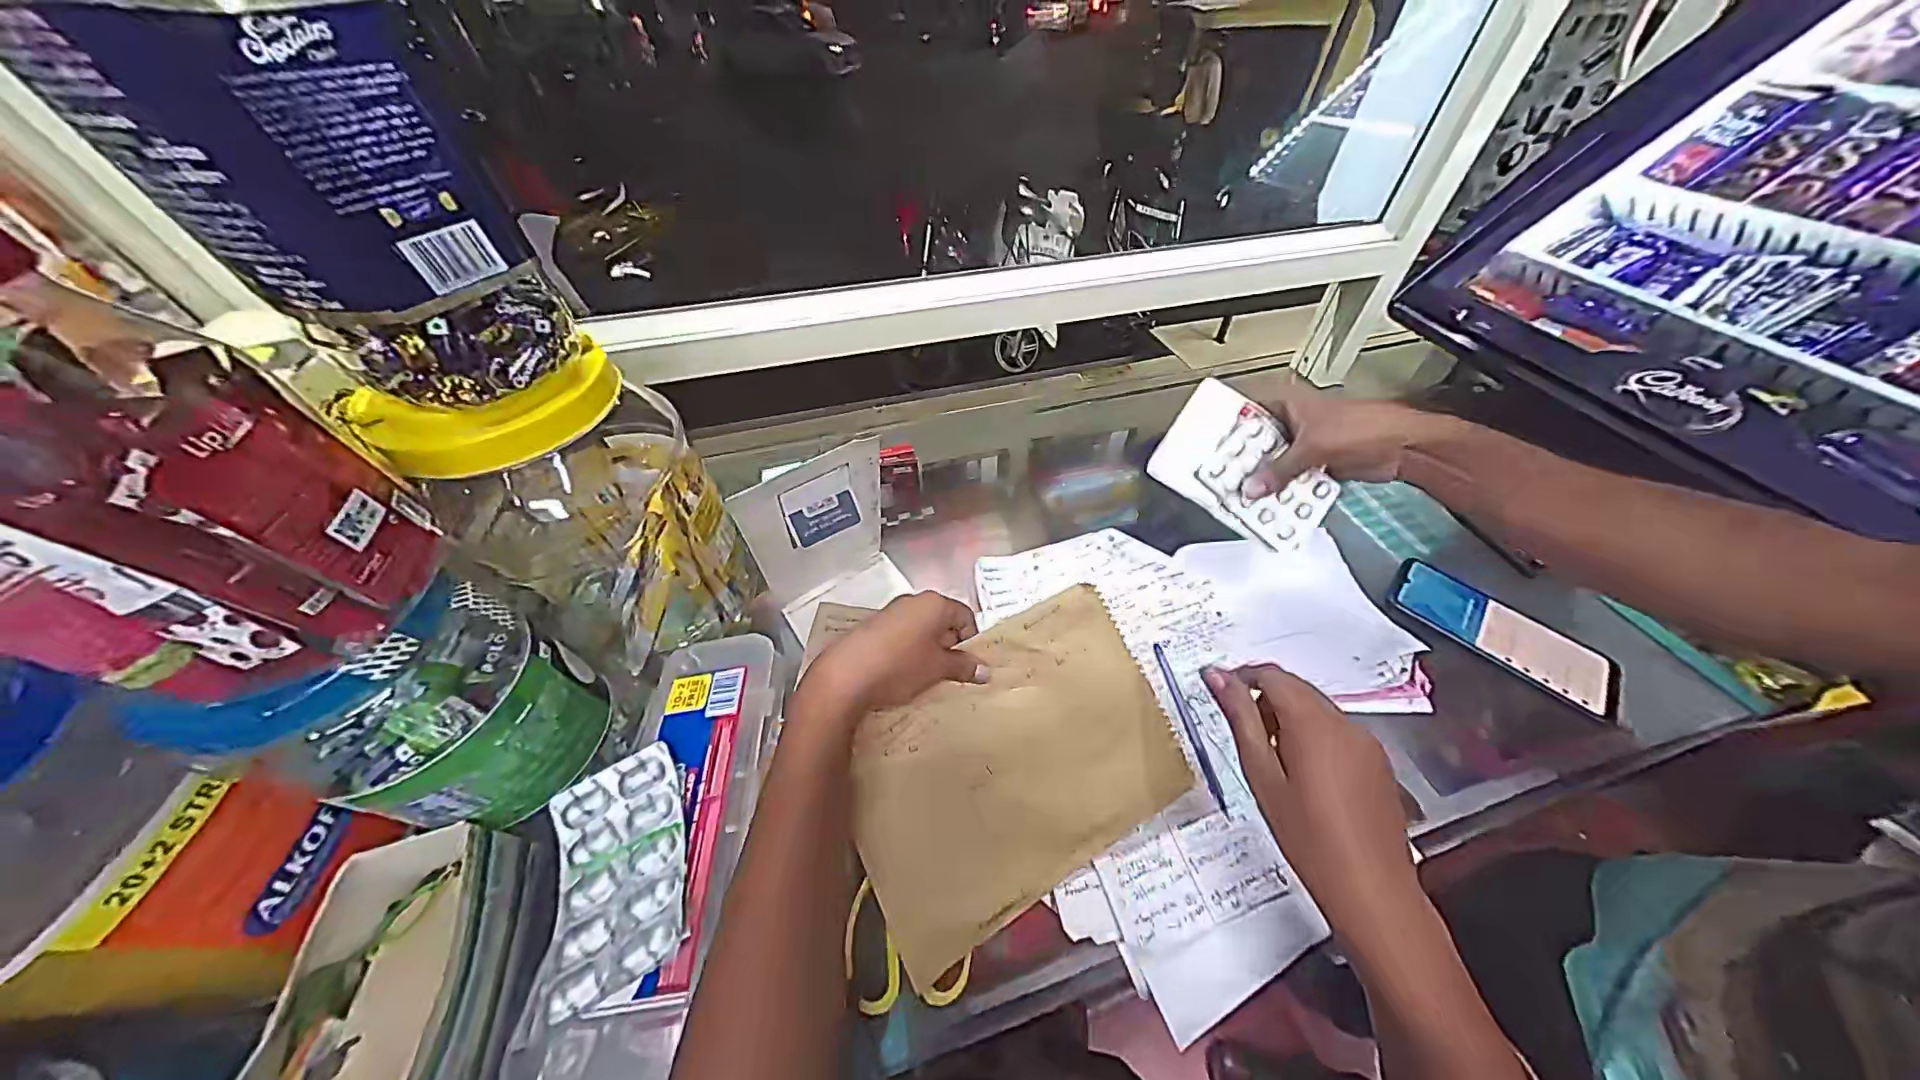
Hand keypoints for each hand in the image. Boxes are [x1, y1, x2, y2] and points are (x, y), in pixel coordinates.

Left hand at [797, 592, 987, 718]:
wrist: (845, 676)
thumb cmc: (900, 667)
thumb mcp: (938, 669)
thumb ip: (963, 666)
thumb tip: (984, 670)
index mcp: (934, 603)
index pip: (965, 616)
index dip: (971, 640)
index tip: (968, 664)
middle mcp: (913, 601)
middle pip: (942, 620)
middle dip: (949, 645)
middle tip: (950, 672)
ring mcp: (890, 612)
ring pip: (920, 628)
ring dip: (927, 649)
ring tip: (925, 676)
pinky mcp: (872, 627)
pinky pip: (900, 635)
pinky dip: (907, 651)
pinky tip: (901, 673)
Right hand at [1203, 664, 1417, 937]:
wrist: (1372, 890)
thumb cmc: (1310, 839)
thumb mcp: (1261, 775)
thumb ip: (1240, 719)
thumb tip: (1218, 678)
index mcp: (1314, 724)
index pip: (1272, 676)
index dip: (1241, 677)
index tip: (1219, 688)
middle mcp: (1346, 725)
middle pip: (1296, 689)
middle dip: (1263, 698)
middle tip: (1238, 727)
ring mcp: (1367, 744)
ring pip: (1316, 709)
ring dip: (1286, 718)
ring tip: (1267, 758)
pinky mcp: (1377, 763)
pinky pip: (1337, 732)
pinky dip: (1311, 736)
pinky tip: (1299, 773)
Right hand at [1242, 388, 1458, 499]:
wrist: (1403, 448)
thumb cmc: (1365, 427)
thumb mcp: (1312, 448)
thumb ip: (1279, 471)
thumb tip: (1252, 488)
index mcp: (1286, 402)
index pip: (1244, 414)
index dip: (1226, 433)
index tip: (1209, 452)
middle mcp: (1289, 422)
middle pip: (1254, 444)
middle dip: (1243, 464)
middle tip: (1224, 480)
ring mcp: (1300, 443)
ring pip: (1270, 463)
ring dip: (1263, 480)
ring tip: (1244, 496)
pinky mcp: (1311, 463)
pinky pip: (1287, 478)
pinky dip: (1281, 489)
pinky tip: (1270, 502)